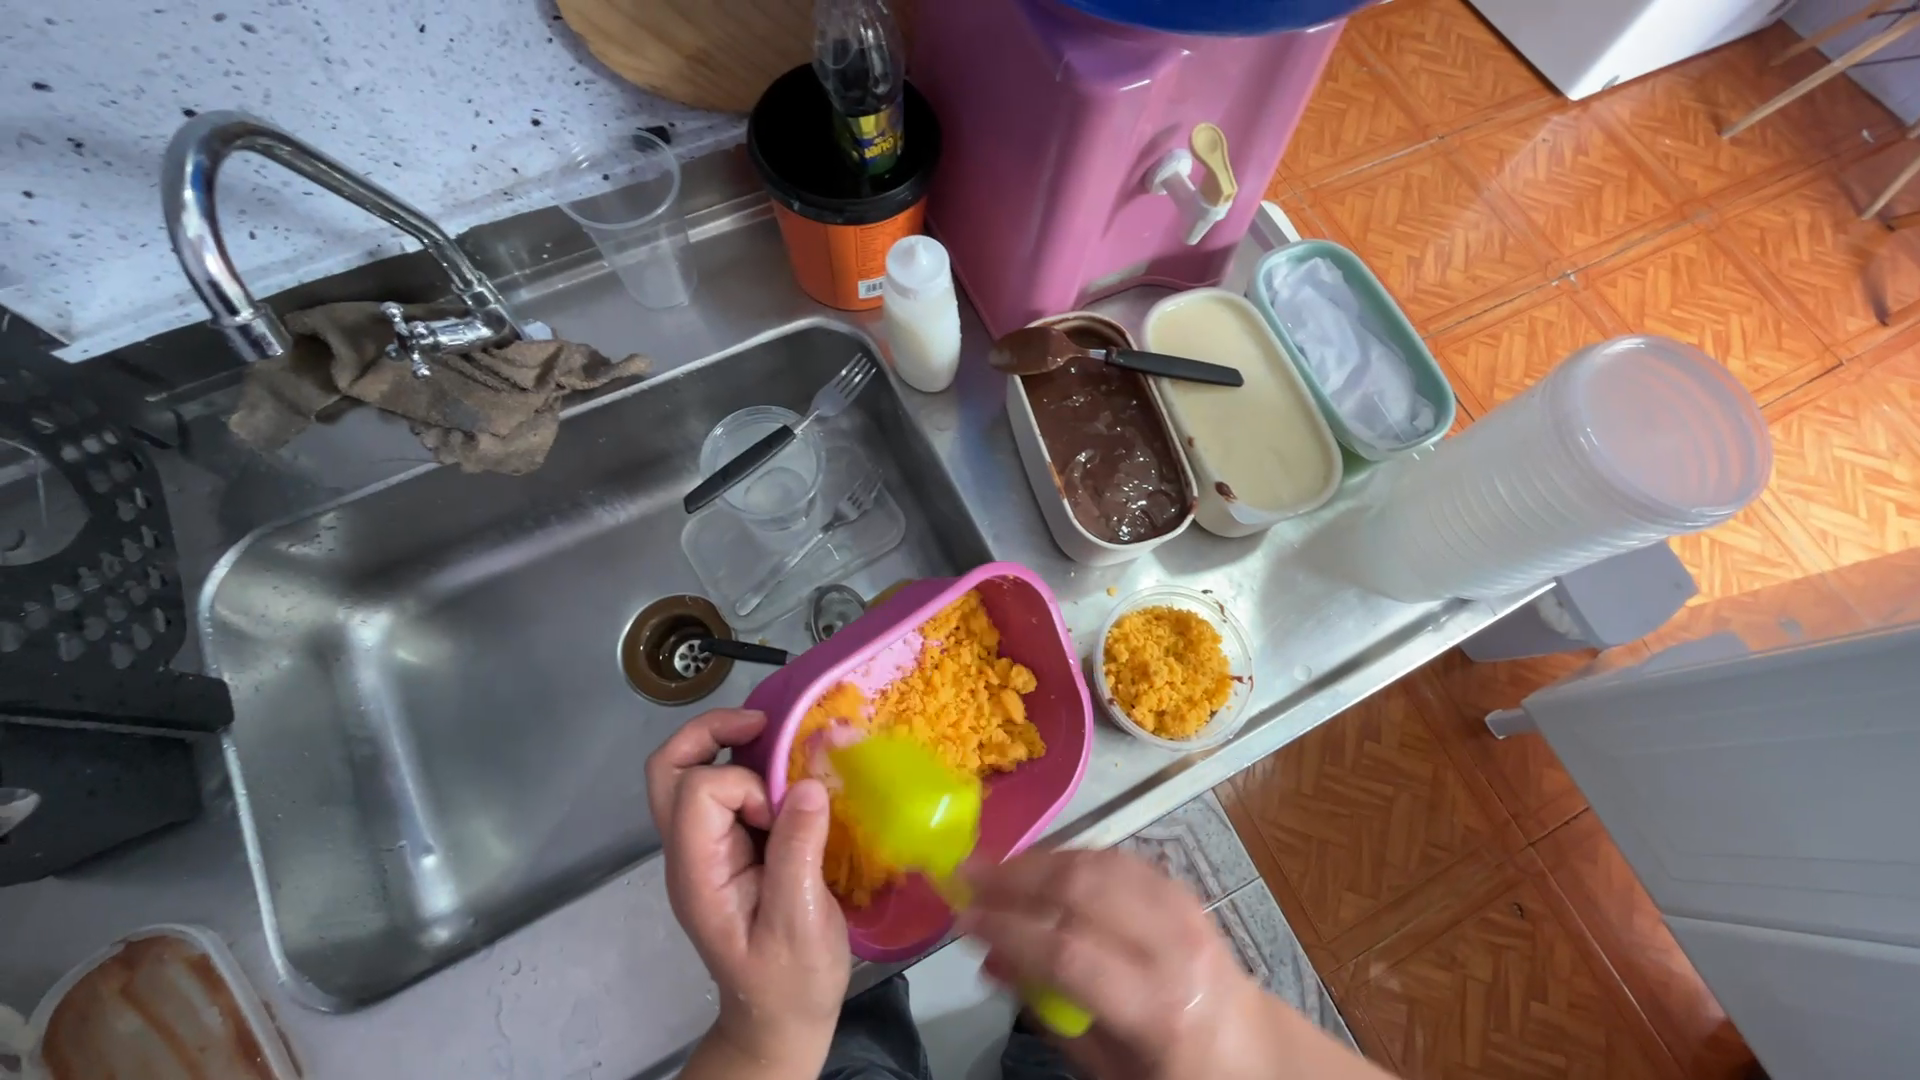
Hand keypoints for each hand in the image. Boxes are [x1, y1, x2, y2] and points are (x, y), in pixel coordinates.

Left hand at [647, 709, 849, 1078]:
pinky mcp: (728, 846)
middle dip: (710, 732)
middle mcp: (691, 851)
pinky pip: (723, 787)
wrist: (780, 1018)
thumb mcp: (800, 922)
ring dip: (729, 743)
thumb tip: (808, 785)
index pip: (698, 792)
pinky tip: (786, 769)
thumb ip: (798, 852)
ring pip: (689, 771)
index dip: (745, 786)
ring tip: (777, 738)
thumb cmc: (790, 979)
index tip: (781, 814)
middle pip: (667, 769)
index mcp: (698, 871)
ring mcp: (706, 847)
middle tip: (762, 723)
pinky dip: (751, 765)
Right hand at [961, 849, 1389, 1079]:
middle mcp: (1172, 946)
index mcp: (1157, 1007)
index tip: (961, 919)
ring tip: (996, 868)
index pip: (1067, 952)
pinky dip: (1073, 856)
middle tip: (967, 876)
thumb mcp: (1109, 1069)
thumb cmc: (1176, 1075)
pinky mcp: (1182, 888)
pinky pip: (1118, 858)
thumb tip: (991, 961)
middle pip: (1081, 889)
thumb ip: (1049, 1012)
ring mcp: (1182, 908)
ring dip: (1039, 859)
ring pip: (1098, 861)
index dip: (1008, 929)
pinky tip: (1042, 865)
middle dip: (1015, 878)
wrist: (1256, 1055)